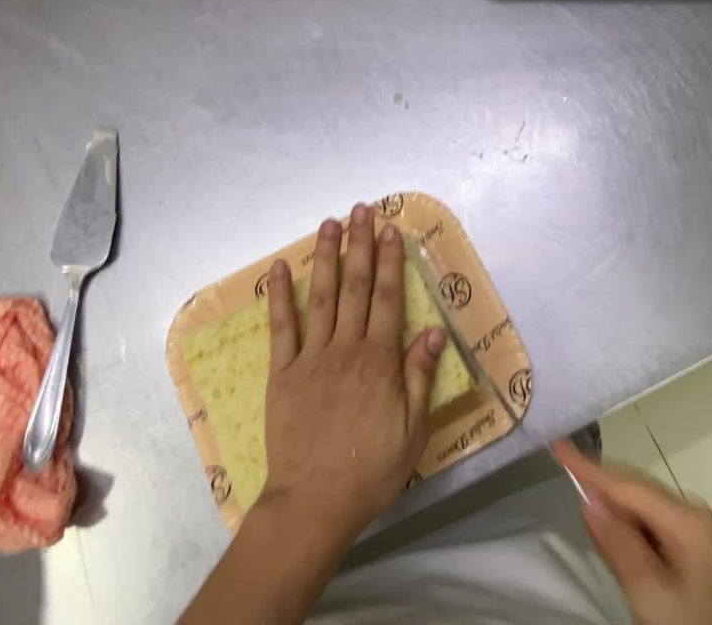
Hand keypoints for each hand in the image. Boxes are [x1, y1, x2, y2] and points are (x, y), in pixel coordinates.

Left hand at [257, 203, 445, 545]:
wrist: (315, 502)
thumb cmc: (371, 470)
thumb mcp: (413, 430)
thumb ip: (420, 376)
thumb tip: (432, 330)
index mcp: (380, 361)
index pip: (389, 299)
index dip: (390, 261)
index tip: (390, 229)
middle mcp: (347, 349)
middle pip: (356, 288)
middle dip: (360, 246)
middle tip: (361, 209)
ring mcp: (311, 358)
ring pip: (322, 297)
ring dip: (326, 258)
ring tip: (329, 223)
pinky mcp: (282, 373)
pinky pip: (281, 328)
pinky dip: (280, 296)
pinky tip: (280, 268)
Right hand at [554, 439, 711, 624]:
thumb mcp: (651, 595)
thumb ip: (619, 544)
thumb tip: (588, 498)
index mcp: (686, 519)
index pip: (626, 484)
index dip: (588, 466)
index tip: (556, 444)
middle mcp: (694, 515)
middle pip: (636, 488)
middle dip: (600, 480)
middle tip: (563, 470)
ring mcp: (698, 533)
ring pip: (643, 506)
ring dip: (612, 502)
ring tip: (579, 492)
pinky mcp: (697, 553)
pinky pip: (653, 524)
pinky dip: (628, 523)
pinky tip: (612, 529)